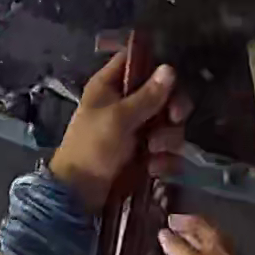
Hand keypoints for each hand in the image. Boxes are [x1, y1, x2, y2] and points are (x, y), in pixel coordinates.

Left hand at [49, 48, 188, 209]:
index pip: (134, 60)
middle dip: (172, 108)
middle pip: (163, 93)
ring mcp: (137, 129)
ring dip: (168, 137)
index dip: (154, 64)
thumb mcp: (119, 118)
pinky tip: (155, 168)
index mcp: (111, 86)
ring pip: (169, 123)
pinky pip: (167, 149)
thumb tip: (170, 68)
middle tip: (174, 118)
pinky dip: (165, 159)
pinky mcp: (145, 153)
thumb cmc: (92, 147)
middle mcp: (126, 103)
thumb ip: (147, 96)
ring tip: (154, 151)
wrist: (79, 195)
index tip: (171, 76)